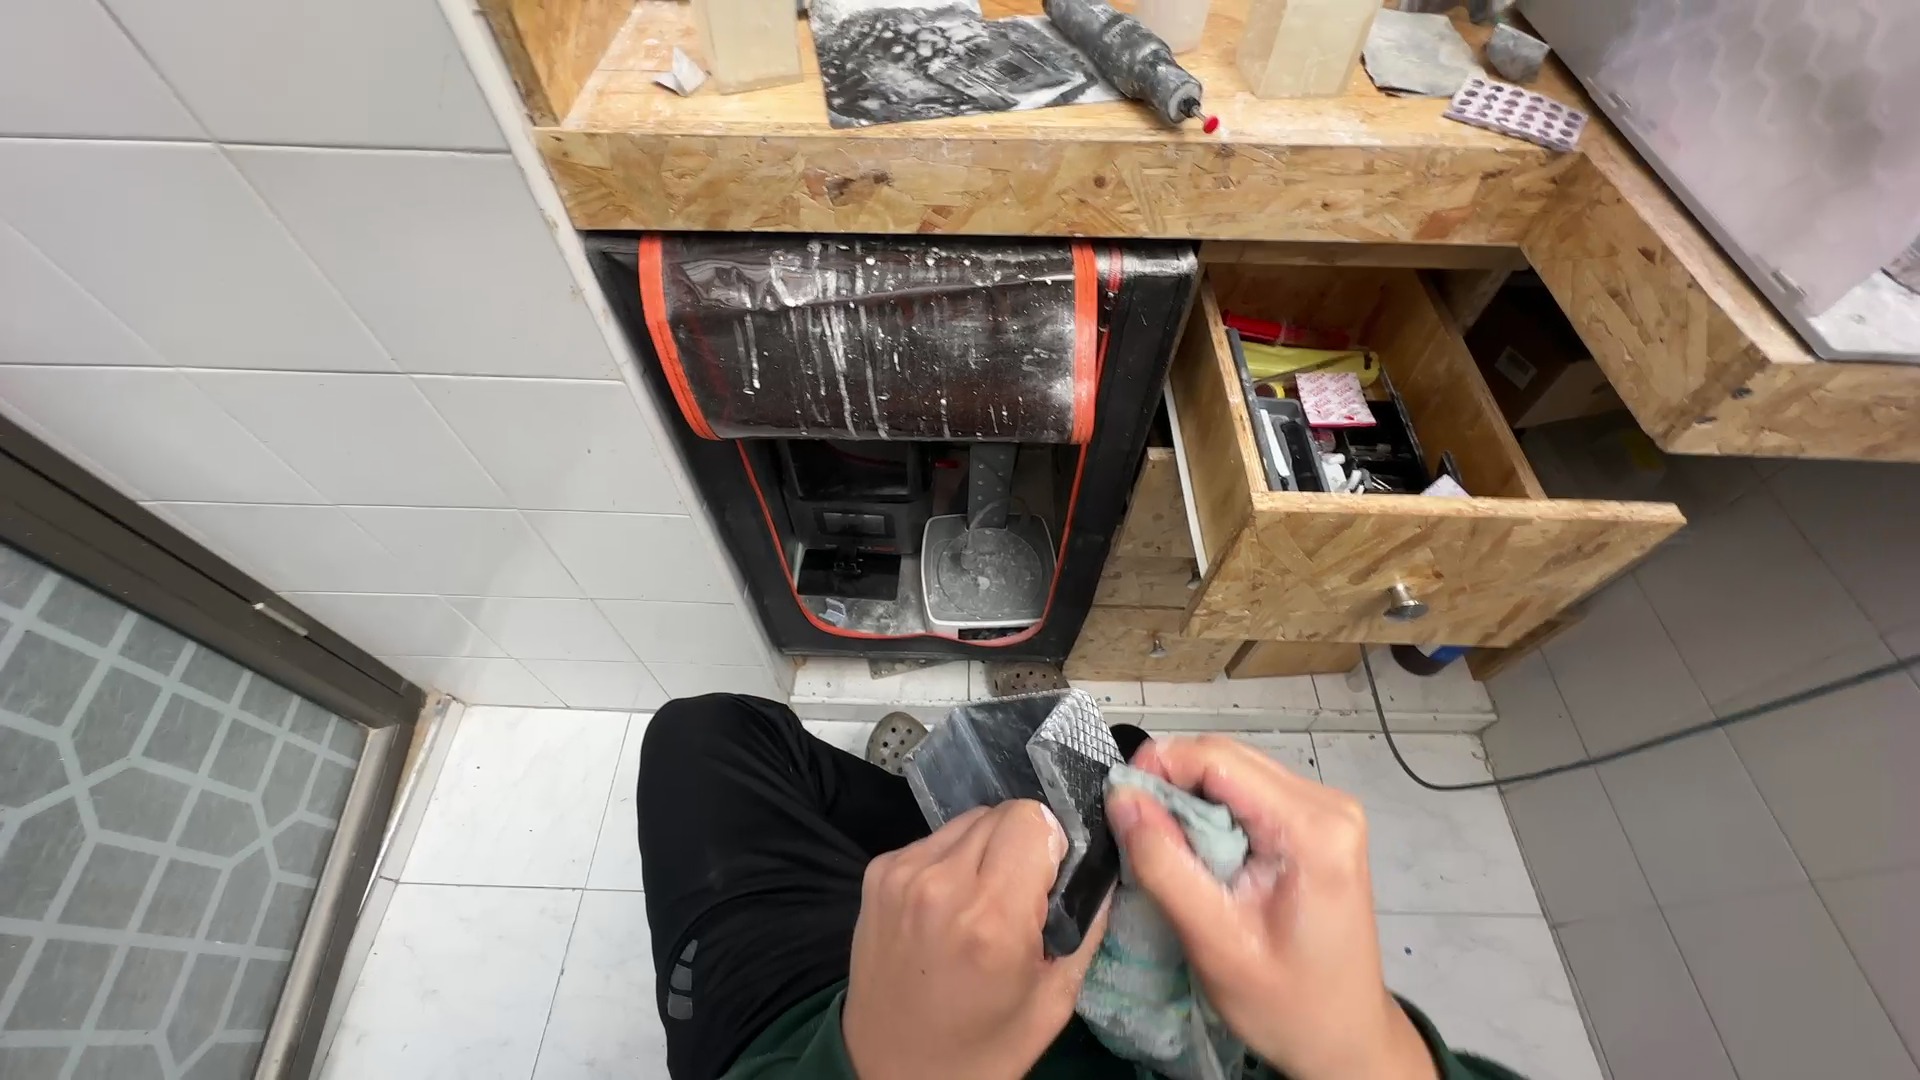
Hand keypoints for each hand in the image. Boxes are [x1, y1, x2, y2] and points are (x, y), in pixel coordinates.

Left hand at [842, 800, 1106, 1079]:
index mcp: (992, 916)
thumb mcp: (1054, 999)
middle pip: (1003, 812)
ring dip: (986, 847)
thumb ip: (1085, 922)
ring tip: (981, 898)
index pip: (1033, 818)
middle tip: (1019, 893)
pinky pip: (935, 838)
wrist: (889, 1073)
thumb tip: (1098, 863)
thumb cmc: (982, 1049)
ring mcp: (902, 871)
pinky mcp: (878, 868)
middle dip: (1022, 843)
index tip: (1049, 879)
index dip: (1050, 844)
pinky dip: (951, 859)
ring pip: (969, 819)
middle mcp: (942, 881)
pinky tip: (948, 903)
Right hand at [1106, 736, 1435, 1079]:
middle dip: (1170, 783)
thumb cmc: (1286, 1004)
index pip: (1217, 758)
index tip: (1121, 805)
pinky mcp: (1313, 817)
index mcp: (1312, 827)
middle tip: (1137, 829)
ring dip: (1187, 796)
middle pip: (1223, 756)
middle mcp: (1325, 801)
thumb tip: (1120, 795)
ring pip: (1229, 767)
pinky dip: (1208, 807)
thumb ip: (1163, 864)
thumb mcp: (1214, 943)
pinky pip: (1242, 787)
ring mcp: (1323, 806)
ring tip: (1167, 845)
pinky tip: (1199, 848)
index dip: (1159, 767)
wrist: (1345, 1040)